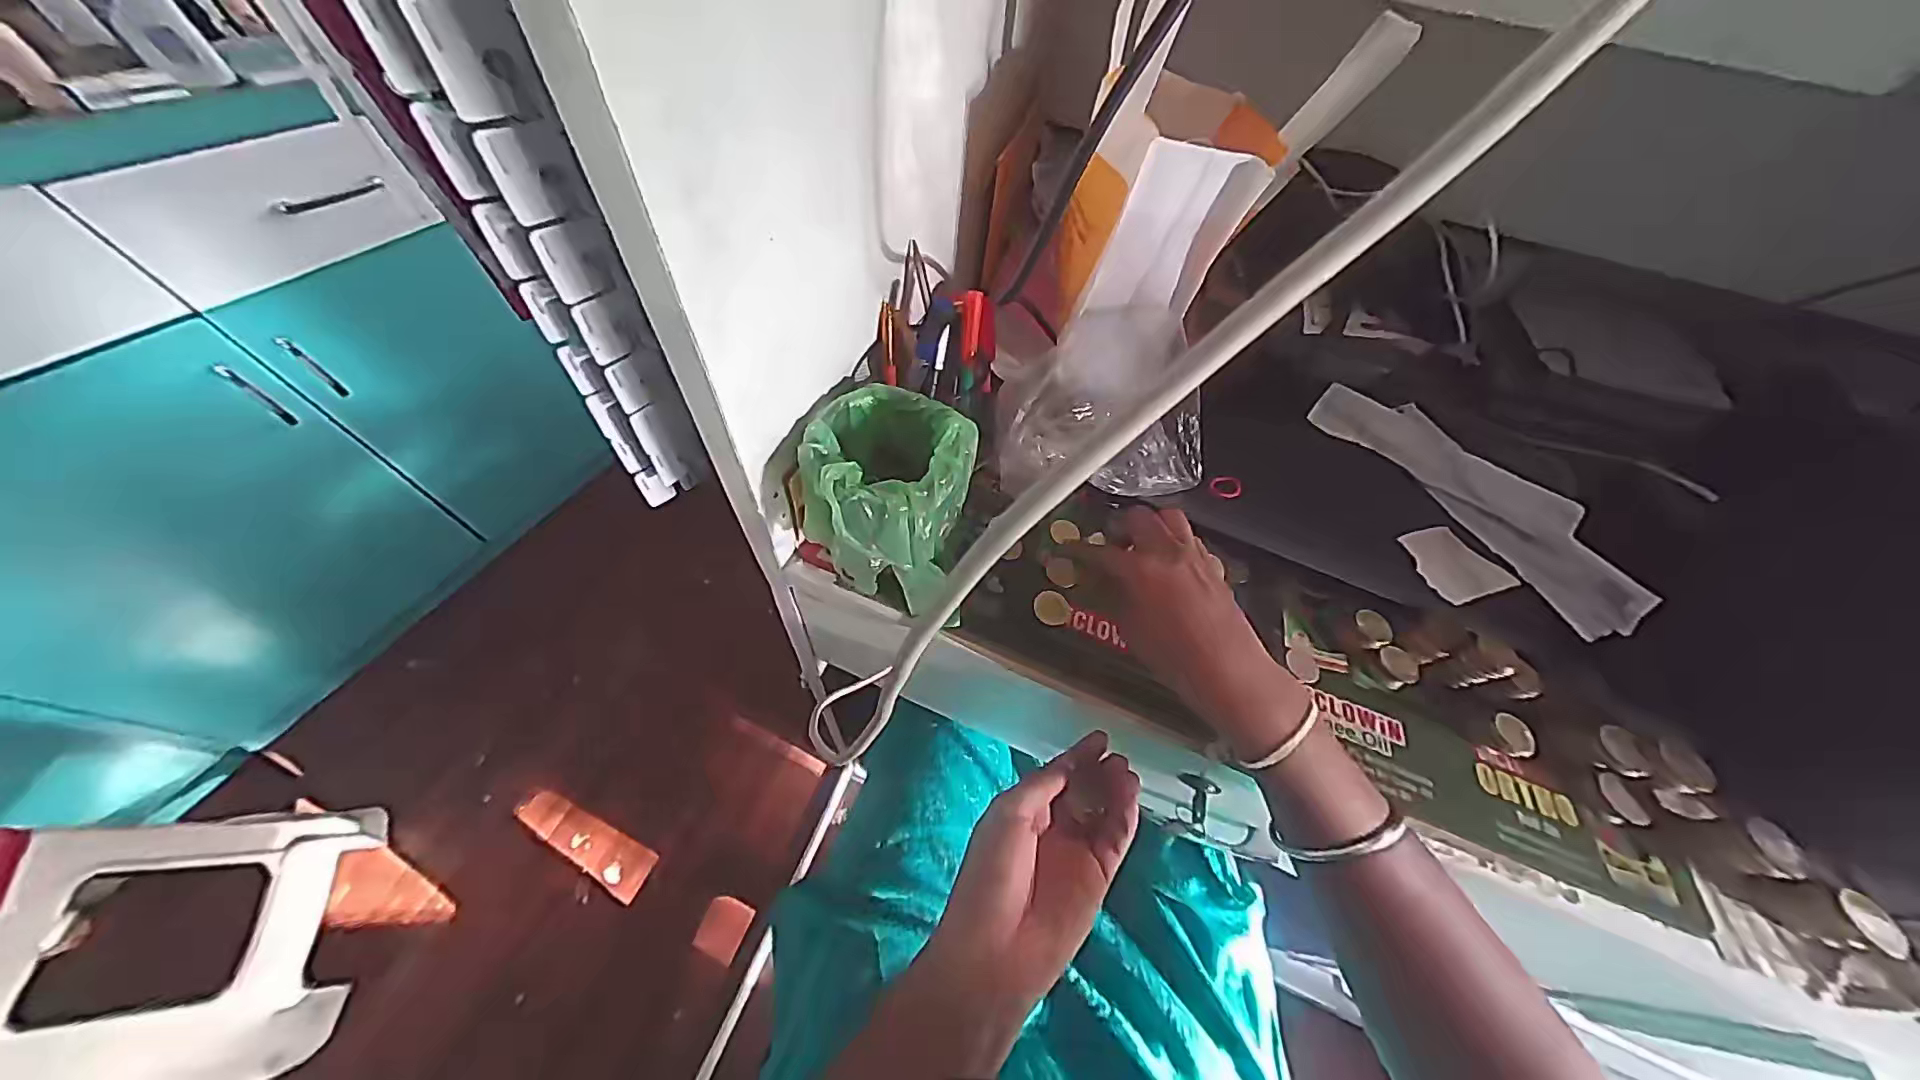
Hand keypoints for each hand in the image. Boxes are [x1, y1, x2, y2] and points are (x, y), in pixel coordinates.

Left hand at [927, 731, 1140, 1012]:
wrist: (996, 948)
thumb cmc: (991, 874)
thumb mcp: (1008, 814)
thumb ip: (1041, 787)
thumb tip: (1068, 766)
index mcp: (1023, 811)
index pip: (1056, 777)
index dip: (1076, 757)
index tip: (1098, 740)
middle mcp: (1051, 829)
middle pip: (1083, 792)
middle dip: (1099, 772)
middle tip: (1116, 756)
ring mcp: (1075, 853)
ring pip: (1103, 812)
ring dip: (1115, 790)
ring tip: (1126, 770)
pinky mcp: (1098, 877)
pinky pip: (1116, 838)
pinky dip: (1125, 815)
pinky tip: (1130, 795)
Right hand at [1078, 506, 1308, 756]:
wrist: (1227, 670)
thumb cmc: (1176, 657)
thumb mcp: (1129, 629)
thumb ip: (1111, 597)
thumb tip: (1097, 583)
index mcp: (1141, 569)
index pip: (1100, 551)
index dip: (1080, 551)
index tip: (1070, 552)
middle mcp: (1169, 553)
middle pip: (1138, 517)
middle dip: (1118, 527)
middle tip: (1109, 544)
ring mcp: (1195, 555)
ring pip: (1169, 518)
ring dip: (1150, 525)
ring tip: (1140, 545)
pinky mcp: (1213, 565)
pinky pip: (1190, 538)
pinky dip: (1174, 542)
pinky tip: (1169, 563)